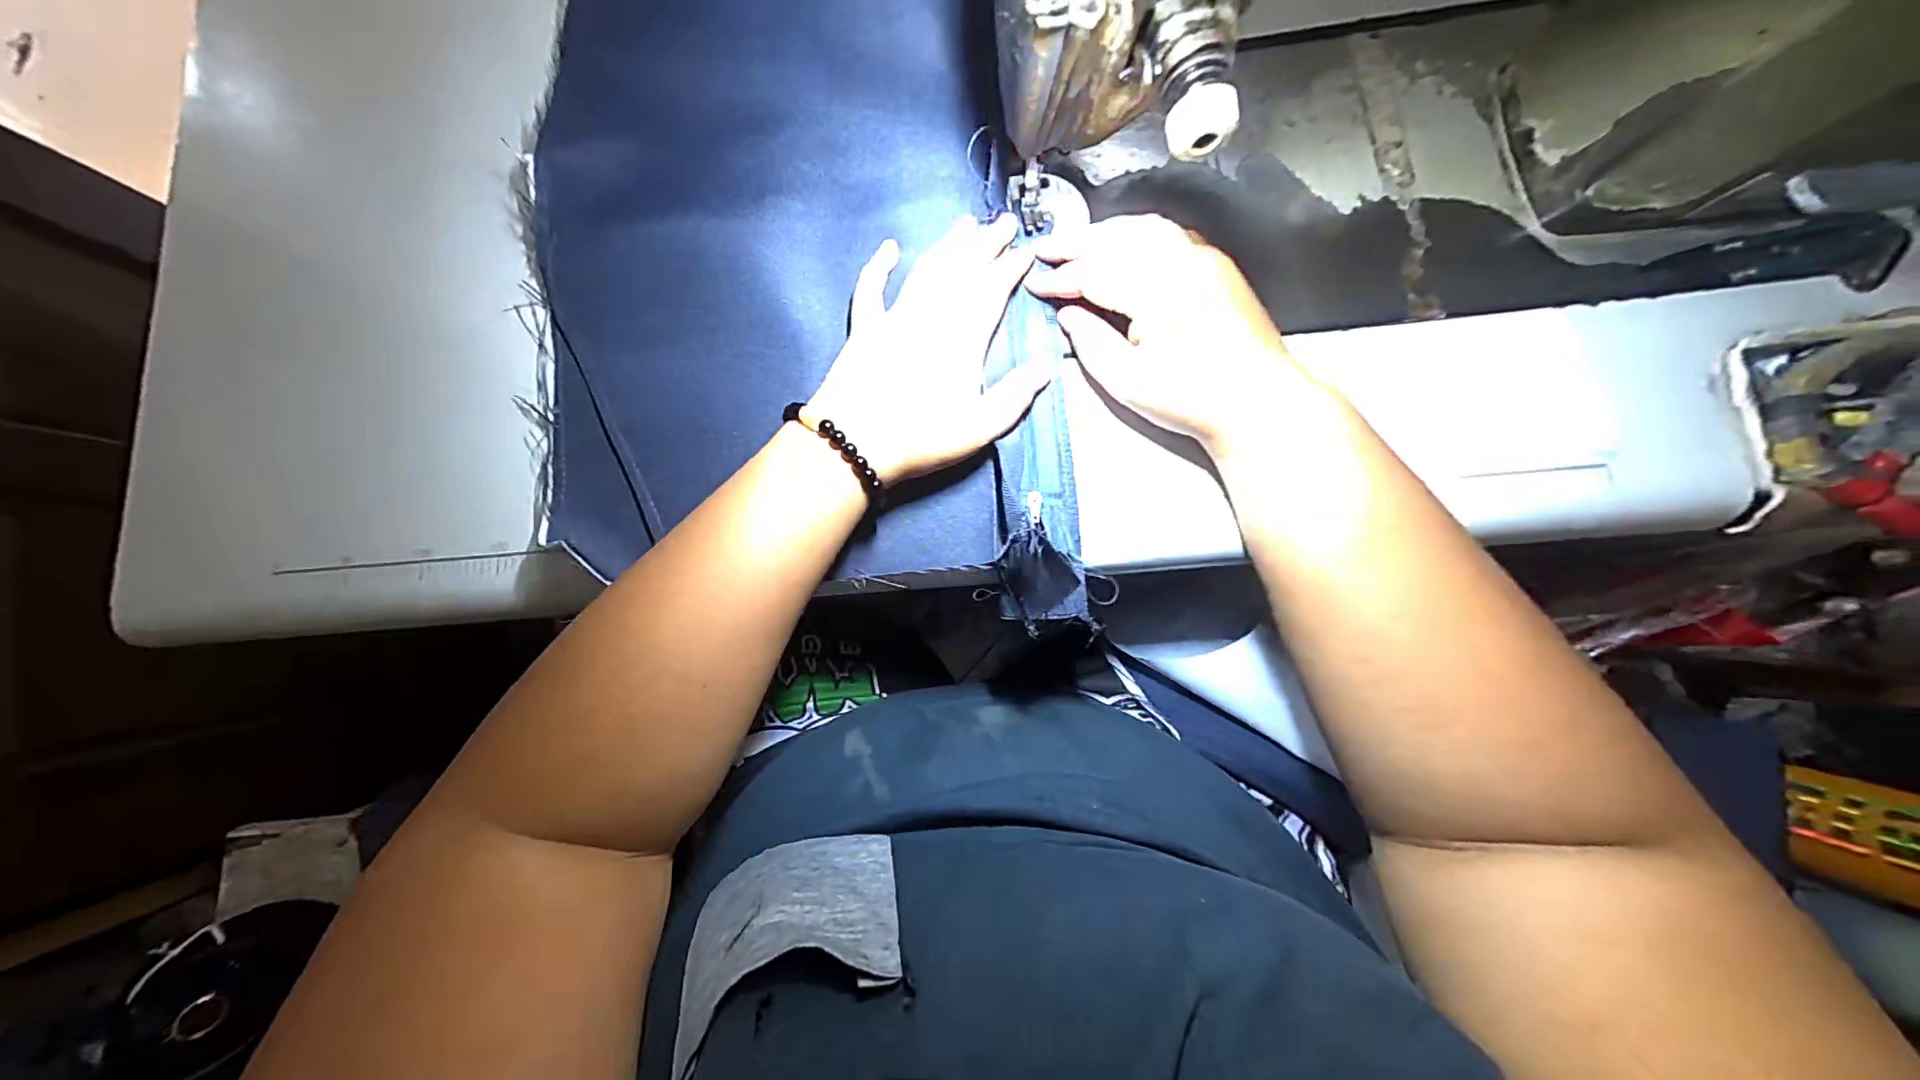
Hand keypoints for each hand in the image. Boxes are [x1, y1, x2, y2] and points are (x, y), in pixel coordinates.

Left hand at [802, 214, 1053, 484]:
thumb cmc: (920, 439)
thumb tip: (1043, 370)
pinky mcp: (864, 328)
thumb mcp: (979, 428)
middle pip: (963, 269)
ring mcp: (895, 318)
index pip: (993, 290)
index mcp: (963, 338)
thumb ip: (1014, 397)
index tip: (1027, 251)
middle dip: (987, 243)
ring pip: (926, 269)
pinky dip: (879, 265)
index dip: (1011, 267)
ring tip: (965, 224)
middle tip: (1005, 222)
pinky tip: (889, 248)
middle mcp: (931, 316)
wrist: (854, 443)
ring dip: (947, 244)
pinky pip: (871, 288)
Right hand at [1025, 214, 1323, 459]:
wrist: (1256, 402)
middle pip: (1118, 237)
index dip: (1060, 277)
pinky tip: (1124, 248)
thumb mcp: (1127, 381)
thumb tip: (1069, 316)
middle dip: (1077, 241)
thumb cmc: (1199, 399)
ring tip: (1079, 243)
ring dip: (1107, 232)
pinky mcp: (1217, 267)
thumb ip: (1090, 342)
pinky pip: (1170, 235)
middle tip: (1048, 250)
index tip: (1038, 283)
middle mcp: (1184, 264)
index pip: (1094, 271)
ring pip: (1145, 228)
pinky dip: (1137, 235)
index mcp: (1157, 291)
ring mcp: (1204, 261)